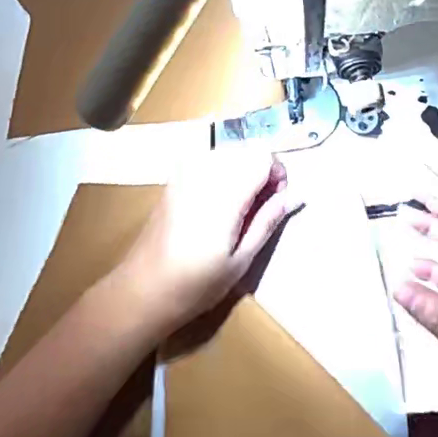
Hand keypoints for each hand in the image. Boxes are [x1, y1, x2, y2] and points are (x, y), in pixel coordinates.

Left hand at [105, 151, 300, 336]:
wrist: (144, 286)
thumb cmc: (196, 283)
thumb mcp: (241, 260)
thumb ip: (267, 220)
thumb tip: (293, 195)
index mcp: (223, 191)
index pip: (263, 155)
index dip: (277, 174)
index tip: (277, 200)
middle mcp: (202, 170)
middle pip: (247, 150)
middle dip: (260, 172)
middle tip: (259, 208)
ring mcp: (183, 170)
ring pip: (228, 152)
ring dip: (241, 171)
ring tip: (238, 210)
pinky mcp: (173, 176)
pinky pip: (208, 160)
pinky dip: (221, 174)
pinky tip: (216, 206)